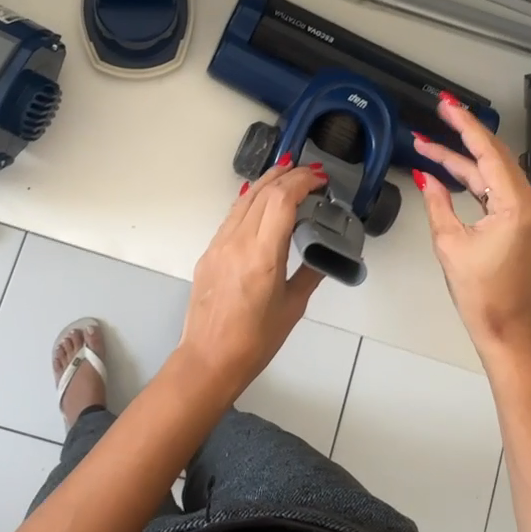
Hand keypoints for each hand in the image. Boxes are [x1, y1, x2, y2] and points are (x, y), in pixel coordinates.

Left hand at [175, 157, 327, 400]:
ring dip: (267, 183)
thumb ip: (309, 273)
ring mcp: (219, 245)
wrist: (209, 359)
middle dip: (287, 176)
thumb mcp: (293, 307)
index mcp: (261, 255)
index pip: (281, 200)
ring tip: (287, 173)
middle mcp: (237, 242)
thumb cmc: (255, 341)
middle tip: (310, 172)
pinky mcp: (209, 253)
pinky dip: (251, 201)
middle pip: (262, 193)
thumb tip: (322, 253)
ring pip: (243, 200)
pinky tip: (262, 202)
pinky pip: (232, 217)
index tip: (320, 179)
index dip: (302, 182)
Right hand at [412, 95, 530, 354]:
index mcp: (517, 206)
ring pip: (494, 173)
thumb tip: (426, 177)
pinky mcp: (522, 224)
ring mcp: (529, 214)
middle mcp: (530, 204)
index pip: (489, 153)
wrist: (507, 328)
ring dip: (463, 160)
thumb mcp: (450, 243)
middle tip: (440, 113)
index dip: (466, 126)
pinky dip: (474, 180)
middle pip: (495, 157)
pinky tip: (449, 172)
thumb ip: (437, 202)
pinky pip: (497, 191)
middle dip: (464, 135)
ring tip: (430, 145)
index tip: (447, 106)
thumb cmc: (481, 292)